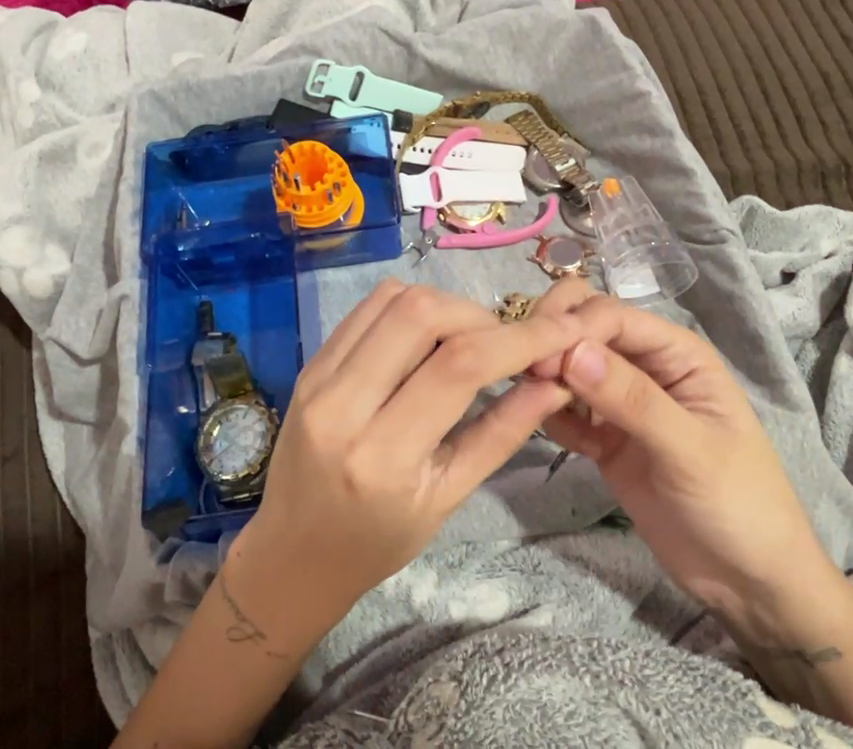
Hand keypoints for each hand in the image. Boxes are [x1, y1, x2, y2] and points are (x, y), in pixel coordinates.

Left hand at [235, 281, 581, 611]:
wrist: (292, 552)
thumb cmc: (376, 542)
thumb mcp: (447, 499)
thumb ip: (502, 434)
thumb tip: (554, 382)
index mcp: (383, 455)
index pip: (459, 367)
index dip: (519, 340)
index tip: (560, 332)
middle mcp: (343, 405)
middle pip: (420, 313)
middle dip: (479, 315)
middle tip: (506, 343)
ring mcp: (318, 378)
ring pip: (391, 300)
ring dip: (445, 306)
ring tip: (470, 338)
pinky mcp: (310, 364)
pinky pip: (365, 310)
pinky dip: (409, 308)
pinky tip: (430, 337)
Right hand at [528, 279, 845, 633]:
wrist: (748, 582)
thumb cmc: (740, 506)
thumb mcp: (691, 451)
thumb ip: (632, 400)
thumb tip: (571, 351)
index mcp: (678, 355)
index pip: (612, 316)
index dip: (573, 329)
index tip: (538, 361)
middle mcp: (647, 368)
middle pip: (585, 331)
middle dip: (552, 345)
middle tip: (526, 376)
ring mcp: (623, 404)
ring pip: (569, 369)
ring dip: (546, 382)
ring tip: (537, 412)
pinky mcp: (605, 439)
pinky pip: (566, 412)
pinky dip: (554, 418)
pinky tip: (565, 443)